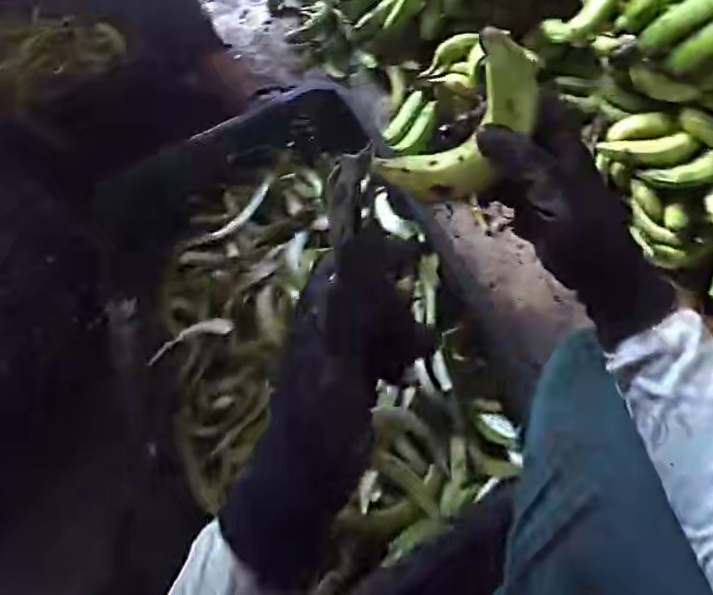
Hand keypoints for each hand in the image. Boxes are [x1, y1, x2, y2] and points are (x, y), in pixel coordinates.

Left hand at [218, 154, 430, 586]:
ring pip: (382, 311)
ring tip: (406, 364)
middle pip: (372, 281)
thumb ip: (347, 307)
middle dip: (395, 301)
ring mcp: (339, 338)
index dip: (374, 235)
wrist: (302, 482)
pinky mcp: (353, 362)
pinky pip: (383, 339)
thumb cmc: (317, 423)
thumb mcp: (335, 365)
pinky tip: (401, 379)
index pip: (348, 251)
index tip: (404, 231)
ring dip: (400, 332)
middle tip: (410, 329)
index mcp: (318, 304)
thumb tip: (354, 249)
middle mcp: (327, 312)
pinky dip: (397, 353)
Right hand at [478, 95, 676, 345]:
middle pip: (514, 131)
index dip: (512, 96)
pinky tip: (467, 192)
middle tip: (454, 134)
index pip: (539, 103)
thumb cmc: (582, 226)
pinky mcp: (529, 205)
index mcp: (563, 142)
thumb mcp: (552, 184)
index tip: (478, 97)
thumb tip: (483, 129)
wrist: (598, 276)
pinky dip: (484, 187)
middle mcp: (549, 155)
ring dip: (480, 159)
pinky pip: (502, 187)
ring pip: (504, 159)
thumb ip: (519, 156)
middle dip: (485, 130)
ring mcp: (538, 180)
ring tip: (452, 161)